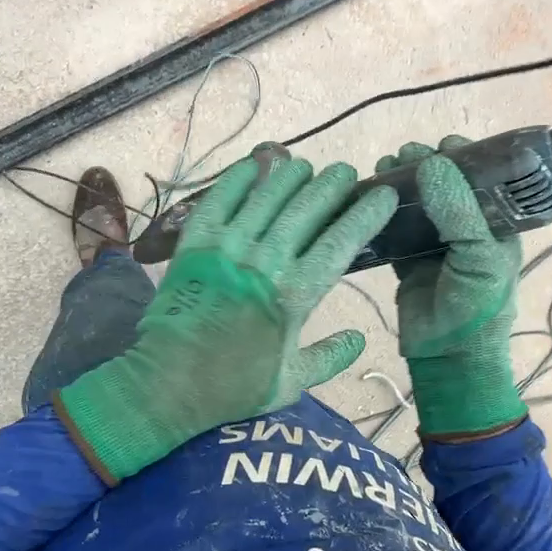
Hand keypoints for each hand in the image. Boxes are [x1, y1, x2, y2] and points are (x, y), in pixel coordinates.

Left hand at [55, 144, 398, 482]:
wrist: (168, 383)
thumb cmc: (232, 387)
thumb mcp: (290, 383)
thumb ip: (328, 358)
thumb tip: (359, 338)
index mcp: (294, 295)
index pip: (339, 243)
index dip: (365, 214)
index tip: (384, 195)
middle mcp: (264, 262)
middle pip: (306, 209)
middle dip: (332, 185)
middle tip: (345, 174)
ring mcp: (227, 248)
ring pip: (266, 197)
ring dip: (290, 176)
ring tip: (305, 167)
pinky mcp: (194, 244)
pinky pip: (219, 200)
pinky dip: (238, 178)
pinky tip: (256, 163)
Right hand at [384, 137, 526, 437]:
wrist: (450, 357)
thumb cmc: (477, 305)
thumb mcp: (479, 255)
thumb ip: (458, 210)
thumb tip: (431, 162)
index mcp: (495, 226)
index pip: (483, 180)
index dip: (465, 158)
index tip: (441, 145)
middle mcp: (465, 231)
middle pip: (444, 187)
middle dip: (424, 166)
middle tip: (405, 154)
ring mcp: (434, 246)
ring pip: (415, 205)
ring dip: (399, 186)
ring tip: (382, 167)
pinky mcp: (406, 262)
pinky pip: (392, 231)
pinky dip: (379, 215)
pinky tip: (365, 199)